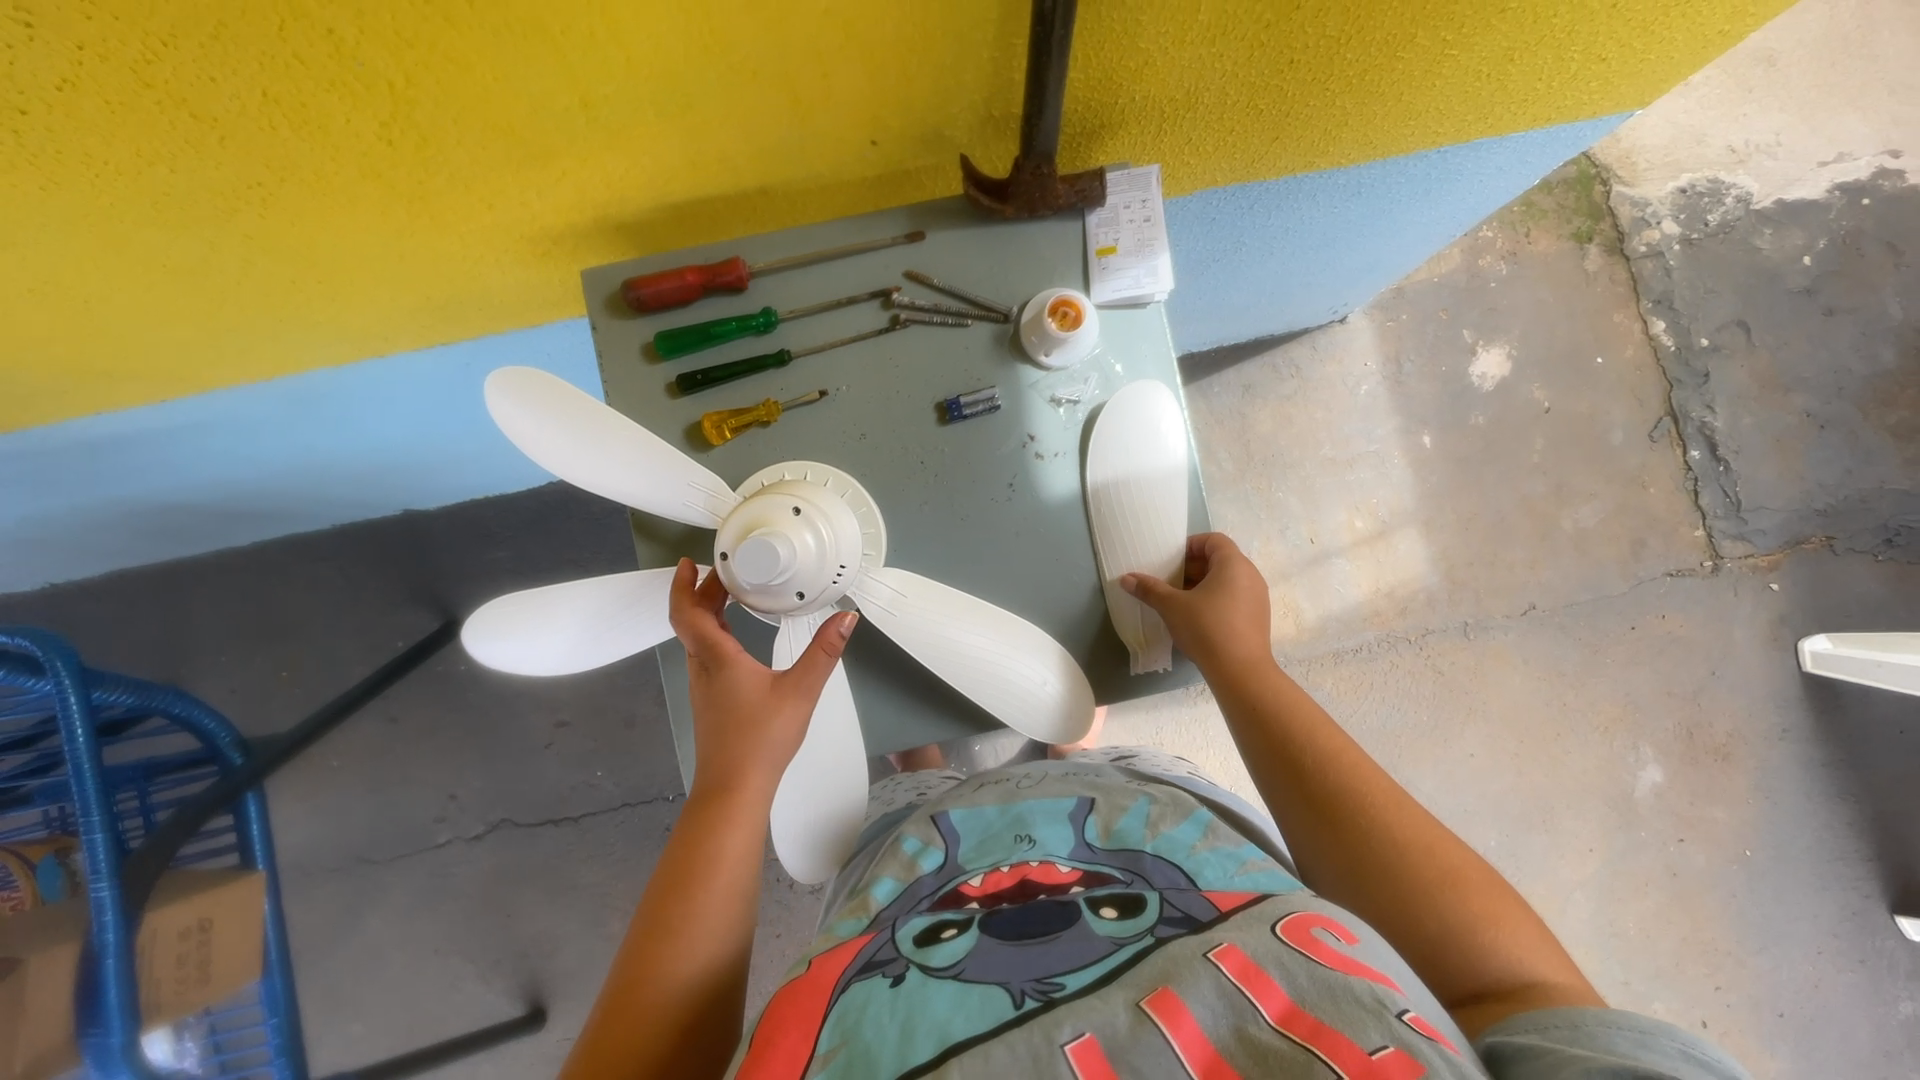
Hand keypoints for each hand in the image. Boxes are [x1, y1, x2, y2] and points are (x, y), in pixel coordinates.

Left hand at [668, 559, 857, 802]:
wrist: (734, 789)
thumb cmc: (762, 738)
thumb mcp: (800, 691)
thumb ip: (824, 652)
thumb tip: (847, 617)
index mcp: (717, 658)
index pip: (687, 613)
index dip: (683, 585)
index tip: (690, 563)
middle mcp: (703, 667)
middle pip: (692, 621)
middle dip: (704, 592)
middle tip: (727, 571)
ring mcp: (703, 686)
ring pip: (697, 639)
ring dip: (708, 613)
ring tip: (732, 595)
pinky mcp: (709, 702)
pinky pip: (705, 655)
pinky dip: (715, 634)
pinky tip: (737, 639)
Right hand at [1121, 533, 1272, 672]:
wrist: (1240, 671)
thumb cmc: (1206, 628)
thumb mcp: (1172, 607)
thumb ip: (1149, 589)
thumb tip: (1125, 578)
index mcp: (1233, 564)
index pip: (1214, 540)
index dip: (1191, 545)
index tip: (1171, 560)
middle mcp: (1250, 575)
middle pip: (1220, 560)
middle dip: (1192, 568)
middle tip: (1170, 582)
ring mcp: (1258, 597)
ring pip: (1227, 581)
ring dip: (1203, 585)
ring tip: (1180, 601)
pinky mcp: (1258, 617)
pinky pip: (1235, 598)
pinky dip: (1216, 600)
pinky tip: (1197, 619)